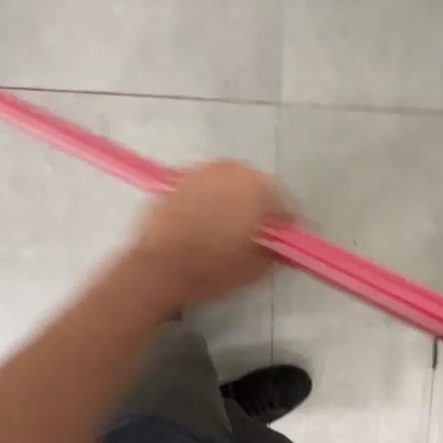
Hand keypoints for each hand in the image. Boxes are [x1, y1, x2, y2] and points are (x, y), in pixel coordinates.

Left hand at [130, 160, 290, 303]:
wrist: (156, 268)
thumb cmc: (210, 271)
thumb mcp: (252, 270)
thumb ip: (274, 252)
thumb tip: (281, 245)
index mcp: (258, 191)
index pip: (285, 202)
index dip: (286, 223)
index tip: (284, 239)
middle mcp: (232, 171)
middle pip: (257, 185)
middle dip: (260, 204)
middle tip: (257, 230)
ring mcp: (203, 171)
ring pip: (229, 181)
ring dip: (235, 198)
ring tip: (230, 223)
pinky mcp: (178, 178)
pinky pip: (205, 186)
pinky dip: (210, 198)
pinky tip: (205, 219)